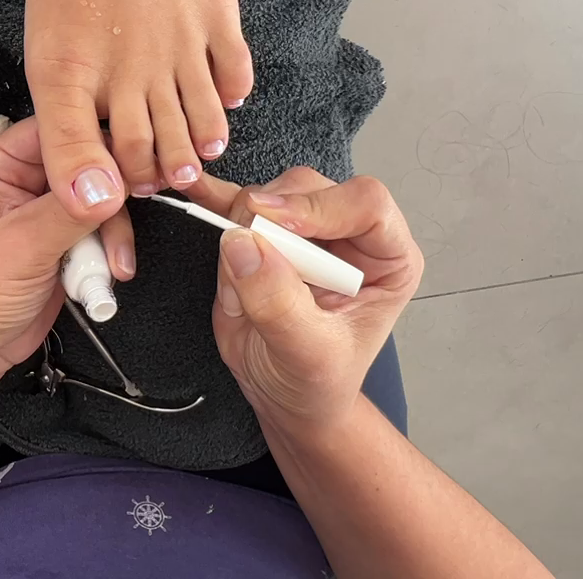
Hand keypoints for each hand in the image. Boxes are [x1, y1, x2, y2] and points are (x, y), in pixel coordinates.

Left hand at [0, 117, 130, 376]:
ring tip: (114, 264)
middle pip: (87, 162)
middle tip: (124, 219)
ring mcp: (48, 208)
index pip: (56, 129)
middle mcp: (26, 178)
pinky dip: (111, 248)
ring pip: (102, 196)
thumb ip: (69, 211)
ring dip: (113, 231)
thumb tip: (113, 182)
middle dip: (110, 194)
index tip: (127, 163)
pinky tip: (111, 272)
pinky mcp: (66, 235)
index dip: (93, 142)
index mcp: (1, 163)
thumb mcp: (23, 245)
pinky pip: (103, 227)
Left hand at [21, 0, 253, 223]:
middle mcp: (134, 72)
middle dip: (158, 172)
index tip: (124, 195)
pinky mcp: (216, 4)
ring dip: (196, 141)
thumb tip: (95, 192)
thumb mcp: (41, 34)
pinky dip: (230, 90)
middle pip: (156, 146)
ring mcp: (181, 40)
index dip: (117, 188)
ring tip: (199, 155)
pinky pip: (233, 66)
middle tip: (166, 182)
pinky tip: (228, 98)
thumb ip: (65, 116)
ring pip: (196, 115)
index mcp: (76, 80)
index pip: (106, 164)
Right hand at [186, 170, 422, 433]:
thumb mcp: (308, 355)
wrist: (283, 391)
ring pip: (267, 193)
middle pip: (307, 190)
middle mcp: (347, 232)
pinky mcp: (261, 228)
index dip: (318, 207)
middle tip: (246, 258)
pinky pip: (234, 200)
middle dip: (270, 220)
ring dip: (241, 227)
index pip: (364, 204)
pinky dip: (213, 197)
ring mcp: (301, 227)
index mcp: (385, 258)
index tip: (275, 224)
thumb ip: (280, 304)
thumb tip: (243, 243)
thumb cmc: (314, 380)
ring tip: (237, 286)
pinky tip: (196, 192)